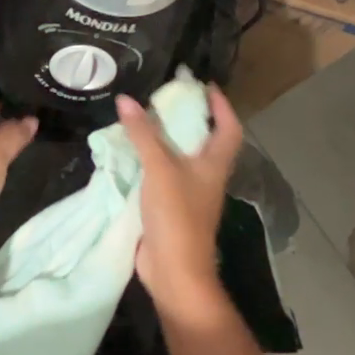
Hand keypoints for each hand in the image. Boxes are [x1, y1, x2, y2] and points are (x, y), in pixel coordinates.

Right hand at [116, 85, 242, 320]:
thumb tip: (125, 100)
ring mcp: (188, 193)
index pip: (228, 127)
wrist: (173, 268)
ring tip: (143, 119)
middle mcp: (205, 176)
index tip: (203, 86)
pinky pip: (160, 176)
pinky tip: (129, 154)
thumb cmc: (177, 214)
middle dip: (188, 119)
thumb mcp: (159, 168)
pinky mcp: (168, 207)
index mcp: (215, 164)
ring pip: (180, 158)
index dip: (221, 106)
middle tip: (164, 98)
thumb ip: (143, 134)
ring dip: (165, 140)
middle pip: (204, 141)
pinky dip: (148, 162)